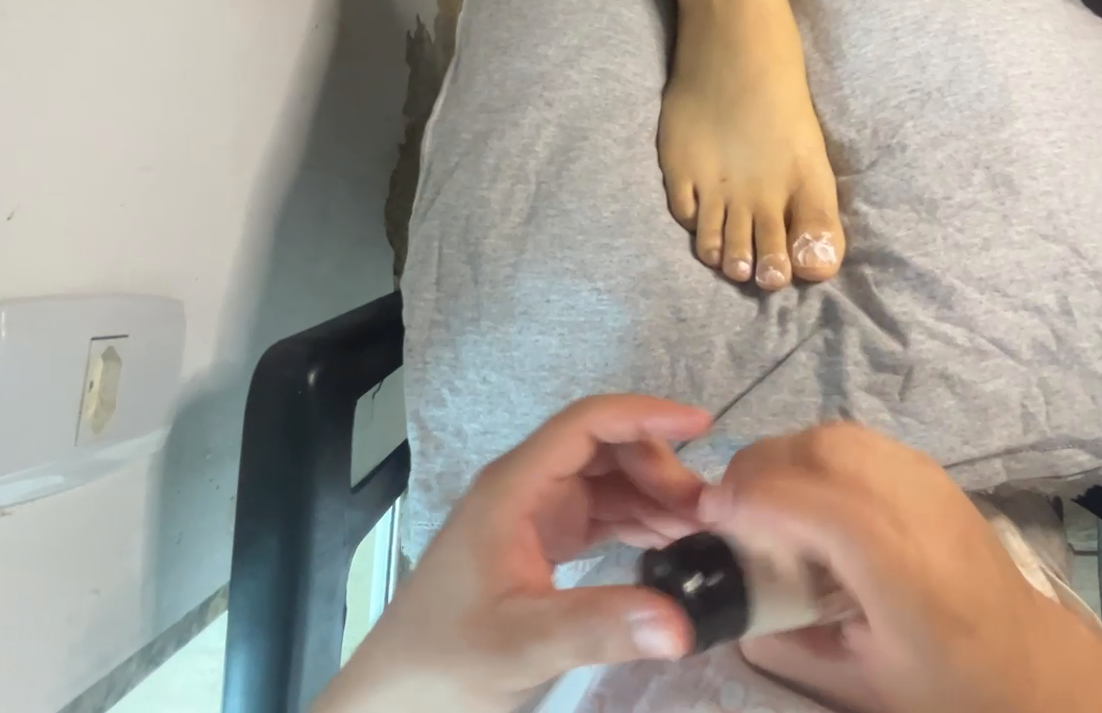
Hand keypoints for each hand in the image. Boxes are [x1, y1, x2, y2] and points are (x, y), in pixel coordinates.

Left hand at [316, 396, 713, 712]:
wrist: (398, 697)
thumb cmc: (445, 660)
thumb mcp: (521, 646)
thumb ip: (598, 628)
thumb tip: (682, 622)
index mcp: (515, 486)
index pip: (586, 424)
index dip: (644, 415)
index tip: (700, 425)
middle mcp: (528, 486)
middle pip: (604, 447)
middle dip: (657, 466)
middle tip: (704, 510)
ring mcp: (536, 512)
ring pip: (607, 479)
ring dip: (653, 495)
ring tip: (700, 529)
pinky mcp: (544, 539)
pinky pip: (601, 512)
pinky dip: (638, 520)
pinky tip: (670, 544)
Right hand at [698, 422, 1063, 712]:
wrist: (1028, 661)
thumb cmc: (947, 686)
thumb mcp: (856, 683)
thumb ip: (781, 642)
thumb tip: (726, 594)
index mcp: (904, 572)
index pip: (820, 507)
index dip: (755, 500)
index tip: (708, 514)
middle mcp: (916, 507)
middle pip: (820, 454)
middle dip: (757, 472)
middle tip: (726, 509)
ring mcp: (924, 477)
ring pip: (831, 436)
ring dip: (782, 458)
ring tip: (761, 499)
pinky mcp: (925, 466)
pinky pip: (851, 439)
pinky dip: (811, 454)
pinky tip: (805, 491)